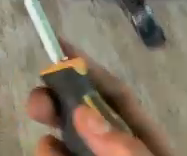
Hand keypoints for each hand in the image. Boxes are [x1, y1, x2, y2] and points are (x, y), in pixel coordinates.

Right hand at [25, 54, 175, 155]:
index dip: (87, 67)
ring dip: (49, 131)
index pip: (115, 94)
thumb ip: (126, 146)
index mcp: (148, 140)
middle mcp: (119, 147)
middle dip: (55, 98)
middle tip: (38, 105)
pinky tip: (48, 155)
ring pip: (65, 135)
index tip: (56, 43)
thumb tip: (82, 111)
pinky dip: (48, 154)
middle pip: (82, 110)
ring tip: (46, 144)